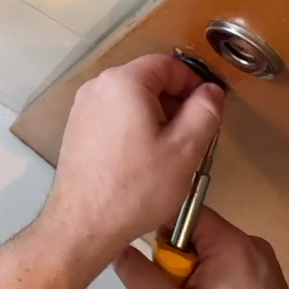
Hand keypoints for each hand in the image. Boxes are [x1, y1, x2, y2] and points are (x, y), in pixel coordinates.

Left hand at [36, 54, 223, 256]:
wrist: (83, 224)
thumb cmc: (134, 188)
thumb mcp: (185, 150)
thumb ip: (205, 112)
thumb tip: (212, 92)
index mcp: (123, 82)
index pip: (167, 64)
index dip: (194, 83)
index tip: (208, 109)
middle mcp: (97, 87)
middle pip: (148, 80)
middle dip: (175, 102)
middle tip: (193, 135)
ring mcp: (83, 107)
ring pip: (131, 99)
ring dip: (155, 117)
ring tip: (169, 152)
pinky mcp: (77, 128)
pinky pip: (114, 115)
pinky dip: (134, 127)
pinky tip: (143, 159)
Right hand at [113, 207, 288, 288]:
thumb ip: (142, 279)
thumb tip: (117, 248)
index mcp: (232, 243)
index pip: (186, 211)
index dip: (162, 231)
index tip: (155, 263)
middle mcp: (253, 243)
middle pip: (198, 233)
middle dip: (178, 261)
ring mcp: (265, 262)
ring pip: (212, 252)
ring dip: (194, 275)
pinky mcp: (269, 280)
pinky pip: (229, 266)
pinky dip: (213, 284)